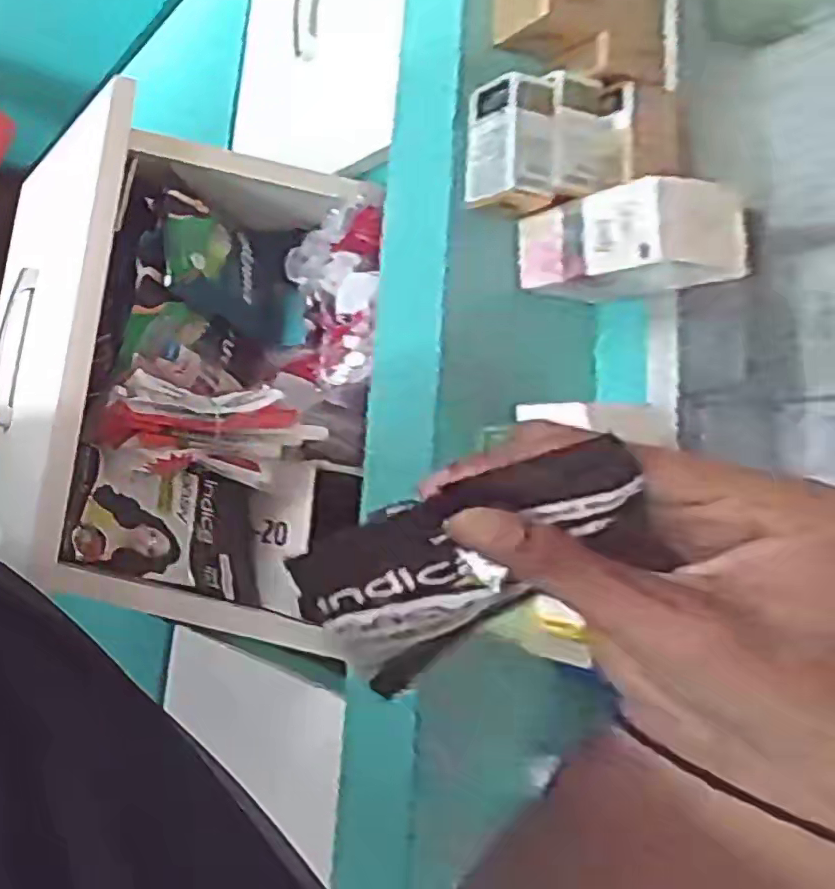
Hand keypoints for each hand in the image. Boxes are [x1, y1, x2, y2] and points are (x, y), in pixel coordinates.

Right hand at [427, 424, 834, 832]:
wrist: (798, 779)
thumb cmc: (769, 706)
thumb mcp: (662, 630)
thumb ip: (561, 566)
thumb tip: (462, 517)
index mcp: (754, 508)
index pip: (617, 459)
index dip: (528, 464)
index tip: (456, 483)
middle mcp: (717, 506)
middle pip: (592, 470)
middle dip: (510, 483)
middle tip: (440, 497)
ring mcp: (683, 532)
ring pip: (576, 498)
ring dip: (511, 508)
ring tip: (448, 513)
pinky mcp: (649, 559)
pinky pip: (577, 530)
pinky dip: (527, 534)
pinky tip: (482, 537)